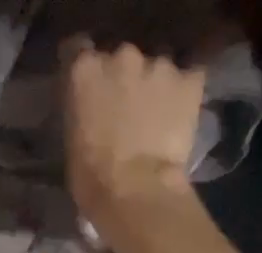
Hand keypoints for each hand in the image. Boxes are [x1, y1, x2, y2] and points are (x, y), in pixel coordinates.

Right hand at [63, 41, 205, 222]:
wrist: (134, 191)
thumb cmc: (90, 176)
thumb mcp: (71, 138)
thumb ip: (82, 110)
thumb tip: (93, 107)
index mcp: (85, 70)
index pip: (80, 53)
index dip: (87, 74)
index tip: (89, 90)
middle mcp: (122, 57)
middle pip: (122, 59)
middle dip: (123, 79)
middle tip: (124, 109)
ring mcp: (160, 66)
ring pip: (157, 69)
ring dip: (154, 87)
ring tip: (154, 117)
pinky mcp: (190, 80)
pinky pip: (188, 79)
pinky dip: (183, 94)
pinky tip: (177, 117)